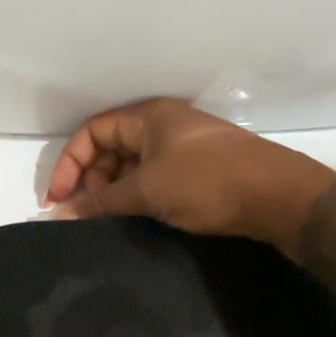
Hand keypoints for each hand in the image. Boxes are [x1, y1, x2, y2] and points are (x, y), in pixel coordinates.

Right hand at [42, 98, 335, 254]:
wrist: (277, 195)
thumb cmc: (207, 182)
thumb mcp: (147, 191)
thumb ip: (101, 202)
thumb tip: (61, 215)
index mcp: (148, 116)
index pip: (92, 132)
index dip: (69, 164)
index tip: (58, 200)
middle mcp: (162, 125)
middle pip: (110, 147)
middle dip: (91, 179)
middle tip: (86, 214)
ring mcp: (181, 147)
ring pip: (131, 165)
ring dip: (113, 190)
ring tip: (108, 219)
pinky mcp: (196, 170)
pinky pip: (152, 177)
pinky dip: (136, 195)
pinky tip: (134, 218)